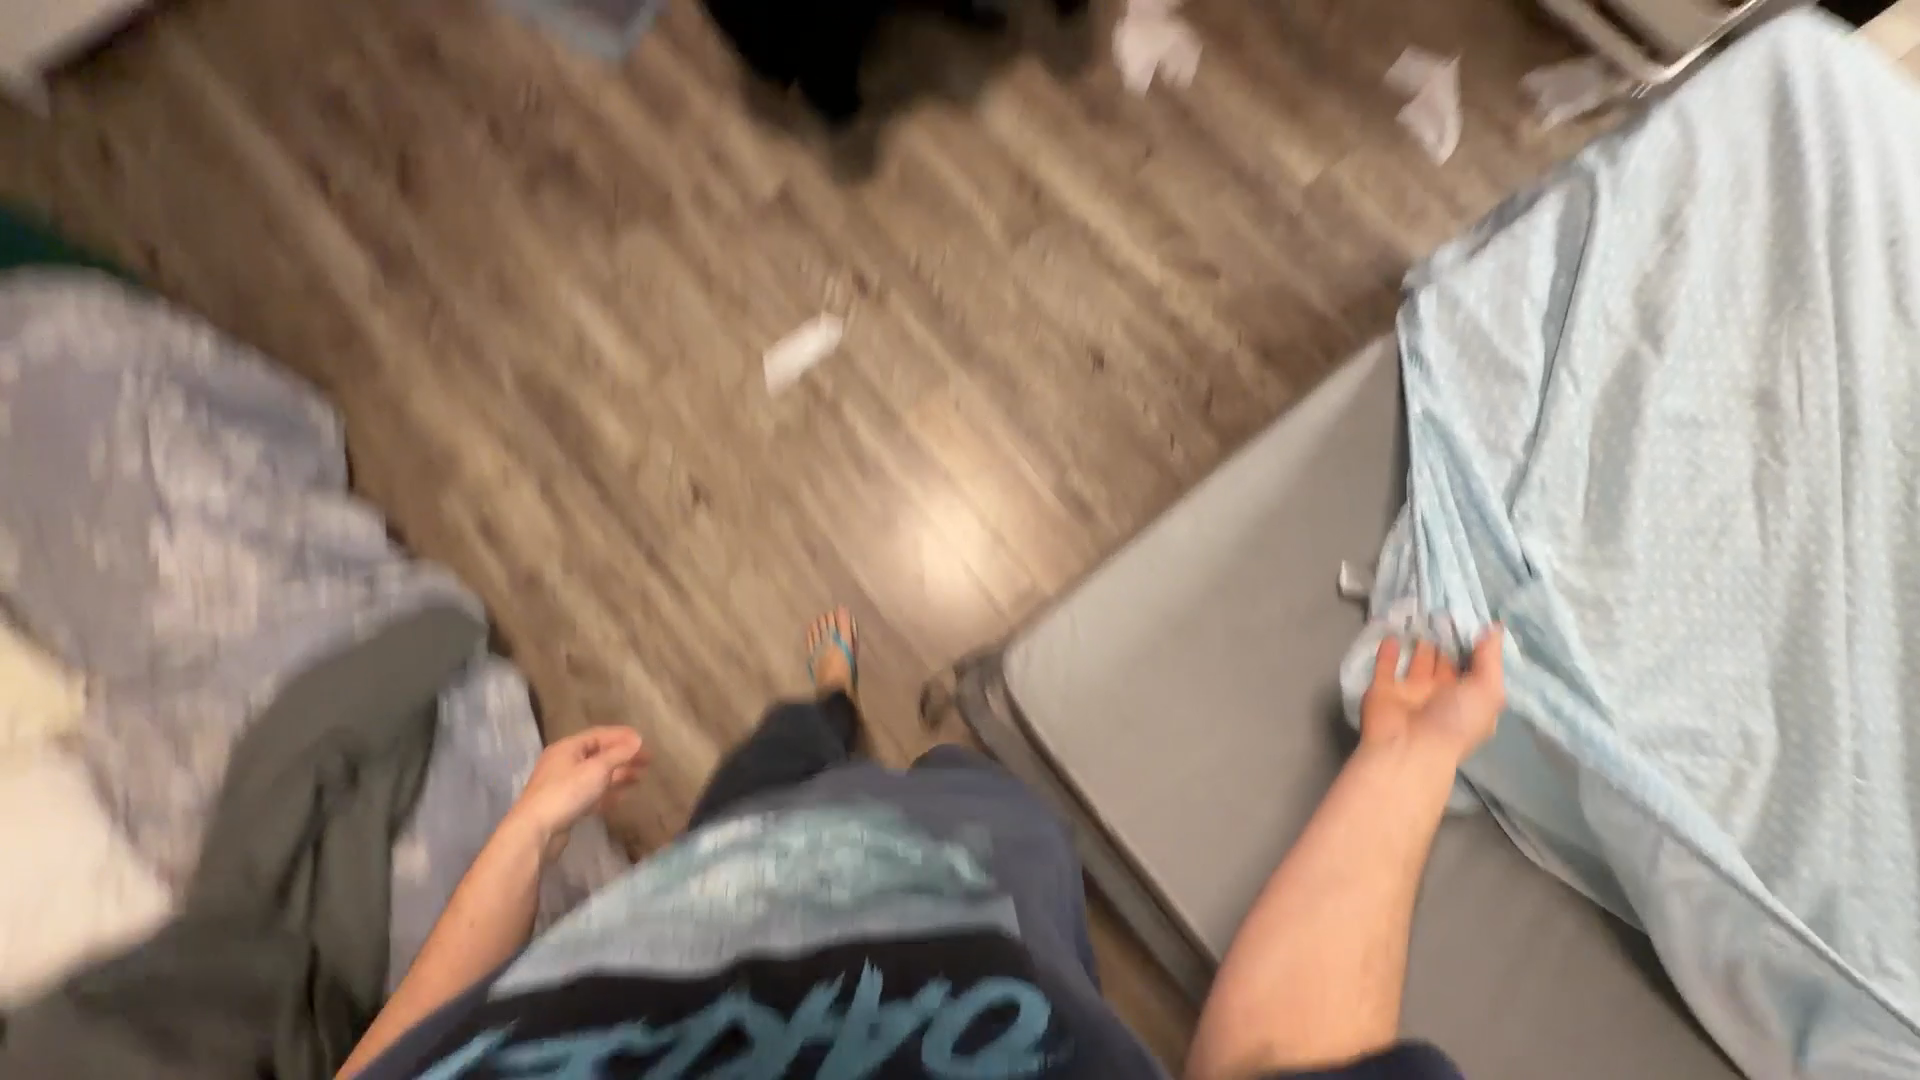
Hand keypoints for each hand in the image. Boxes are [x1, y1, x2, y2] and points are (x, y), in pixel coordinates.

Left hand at [503, 726, 647, 861]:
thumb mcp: (597, 769)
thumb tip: (637, 740)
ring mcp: (564, 785)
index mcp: (568, 748)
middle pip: (599, 755)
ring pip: (596, 775)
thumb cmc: (567, 792)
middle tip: (648, 760)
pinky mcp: (565, 806)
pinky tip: (622, 796)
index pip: (599, 735)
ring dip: (618, 775)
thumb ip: (619, 753)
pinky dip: (607, 792)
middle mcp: (564, 763)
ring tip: (639, 778)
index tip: (644, 741)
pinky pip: (591, 793)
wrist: (536, 832)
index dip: (623, 736)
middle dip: (624, 757)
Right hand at [1360, 625, 1505, 764]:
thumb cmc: (1455, 721)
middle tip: (1445, 610)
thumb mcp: (1488, 690)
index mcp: (1469, 699)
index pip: (1474, 668)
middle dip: (1447, 639)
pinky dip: (1388, 651)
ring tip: (1423, 615)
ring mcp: (1411, 692)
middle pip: (1445, 662)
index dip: (1474, 645)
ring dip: (1420, 642)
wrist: (1409, 746)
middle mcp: (1441, 695)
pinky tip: (1393, 634)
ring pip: (1417, 662)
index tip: (1471, 616)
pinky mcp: (1383, 689)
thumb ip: (1490, 658)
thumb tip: (1494, 627)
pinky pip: (1385, 666)